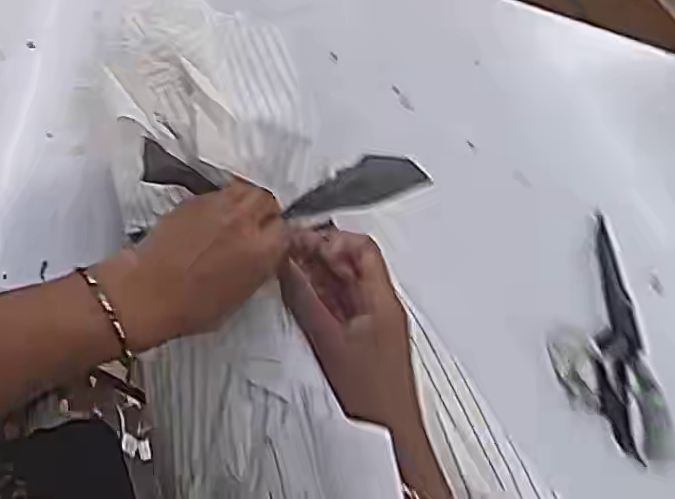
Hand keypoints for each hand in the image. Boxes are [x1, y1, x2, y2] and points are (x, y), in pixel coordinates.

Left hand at [93, 181, 284, 350]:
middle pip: (265, 199)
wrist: (153, 288)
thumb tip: (262, 254)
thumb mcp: (242, 294)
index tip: (270, 239)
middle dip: (264, 209)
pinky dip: (221, 202)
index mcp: (261, 250)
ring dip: (244, 199)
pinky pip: (218, 193)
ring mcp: (217, 206)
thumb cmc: (196, 306)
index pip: (283, 228)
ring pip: (242, 188)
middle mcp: (243, 221)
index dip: (276, 234)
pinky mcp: (193, 200)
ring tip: (236, 215)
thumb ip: (259, 267)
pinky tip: (212, 218)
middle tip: (255, 222)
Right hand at [278, 228, 422, 434]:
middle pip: (348, 259)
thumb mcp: (328, 337)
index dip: (332, 239)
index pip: (362, 247)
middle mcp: (378, 303)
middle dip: (315, 249)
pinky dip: (315, 287)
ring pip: (339, 276)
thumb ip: (303, 296)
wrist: (389, 434)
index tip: (305, 243)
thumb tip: (285, 265)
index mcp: (381, 300)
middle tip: (286, 250)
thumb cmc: (372, 395)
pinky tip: (296, 288)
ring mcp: (369, 316)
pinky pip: (335, 295)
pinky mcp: (358, 329)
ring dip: (312, 267)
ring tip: (285, 265)